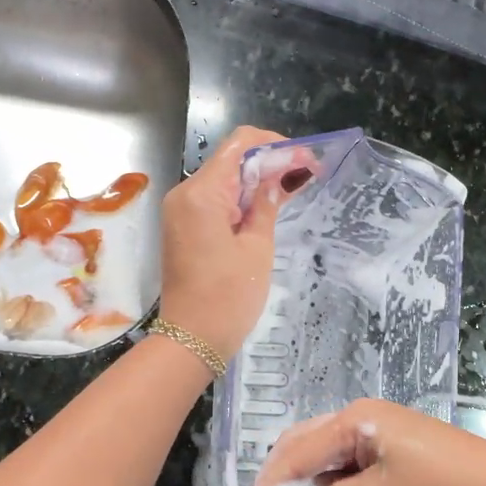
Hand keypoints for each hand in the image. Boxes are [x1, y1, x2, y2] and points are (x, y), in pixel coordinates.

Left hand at [156, 125, 305, 358]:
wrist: (191, 340)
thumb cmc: (228, 299)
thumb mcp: (257, 249)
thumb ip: (267, 206)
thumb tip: (277, 178)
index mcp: (201, 193)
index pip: (240, 145)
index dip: (276, 146)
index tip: (305, 161)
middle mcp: (184, 194)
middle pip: (231, 161)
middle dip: (268, 163)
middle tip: (305, 176)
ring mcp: (180, 212)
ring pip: (223, 181)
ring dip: (255, 183)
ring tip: (291, 192)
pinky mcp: (182, 230)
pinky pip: (214, 203)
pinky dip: (239, 202)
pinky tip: (265, 210)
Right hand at [249, 399, 485, 485]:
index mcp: (353, 420)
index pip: (297, 451)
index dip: (271, 482)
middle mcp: (361, 412)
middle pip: (305, 439)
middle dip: (282, 471)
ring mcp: (379, 422)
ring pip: (325, 445)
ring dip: (305, 472)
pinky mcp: (393, 437)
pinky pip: (347, 452)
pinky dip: (330, 472)